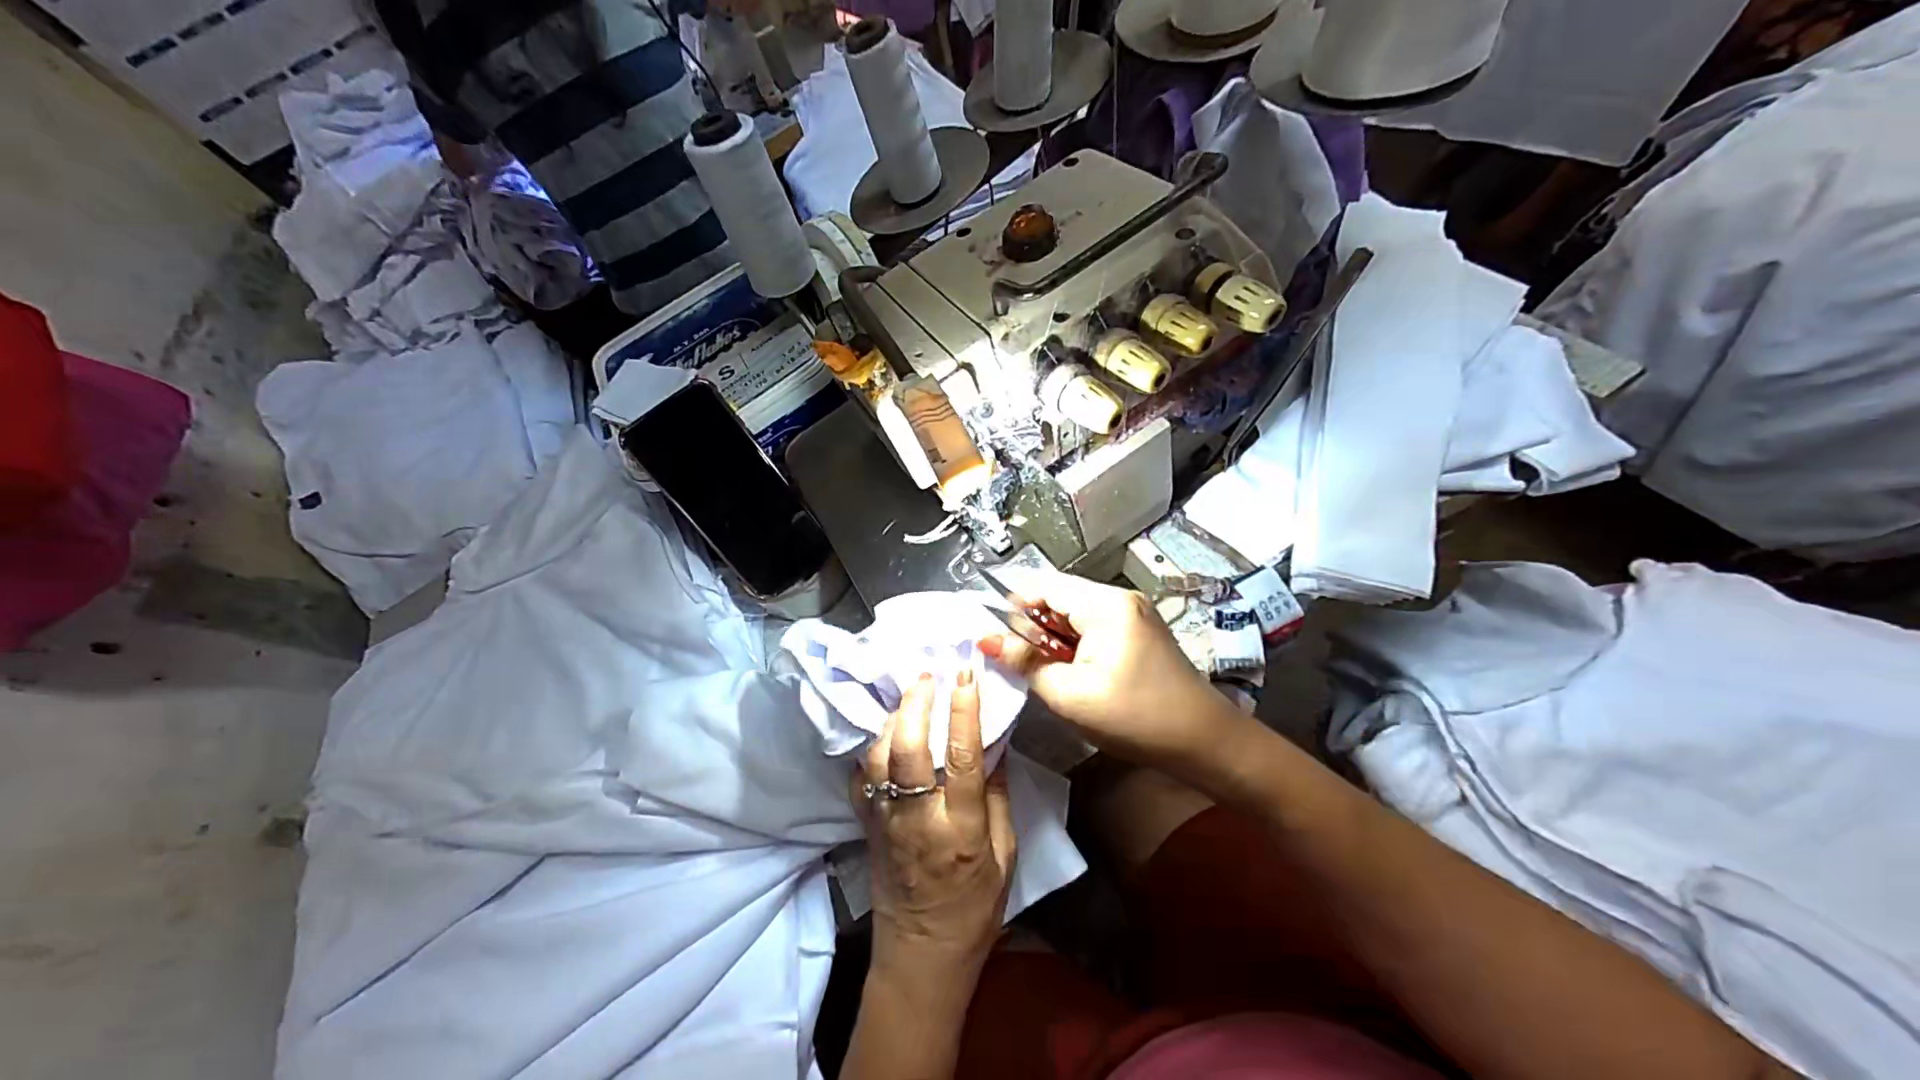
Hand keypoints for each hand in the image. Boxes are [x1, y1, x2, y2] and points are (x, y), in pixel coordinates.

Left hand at [854, 670, 1015, 977]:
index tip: (966, 676)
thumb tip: (994, 746)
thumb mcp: (1004, 858)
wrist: (921, 953)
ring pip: (879, 759)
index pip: (962, 759)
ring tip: (908, 694)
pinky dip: (870, 749)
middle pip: (909, 751)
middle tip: (927, 676)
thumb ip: (996, 800)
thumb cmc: (973, 908)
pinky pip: (861, 778)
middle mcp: (917, 819)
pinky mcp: (865, 826)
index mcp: (959, 829)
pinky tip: (884, 730)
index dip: (964, 712)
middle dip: (916, 706)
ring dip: (892, 720)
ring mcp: (885, 821)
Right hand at [980, 575, 1250, 776]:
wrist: (1204, 741)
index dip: (1012, 608)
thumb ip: (1025, 662)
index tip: (994, 637)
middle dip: (1032, 626)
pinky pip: (1092, 625)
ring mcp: (1132, 612)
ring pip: (1073, 613)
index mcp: (1106, 605)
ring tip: (1046, 670)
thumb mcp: (1070, 695)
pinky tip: (1071, 670)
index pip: (1043, 585)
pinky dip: (1073, 644)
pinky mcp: (1137, 630)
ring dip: (1052, 637)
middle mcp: (1120, 598)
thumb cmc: (1136, 719)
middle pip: (1058, 596)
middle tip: (1019, 661)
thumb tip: (985, 639)